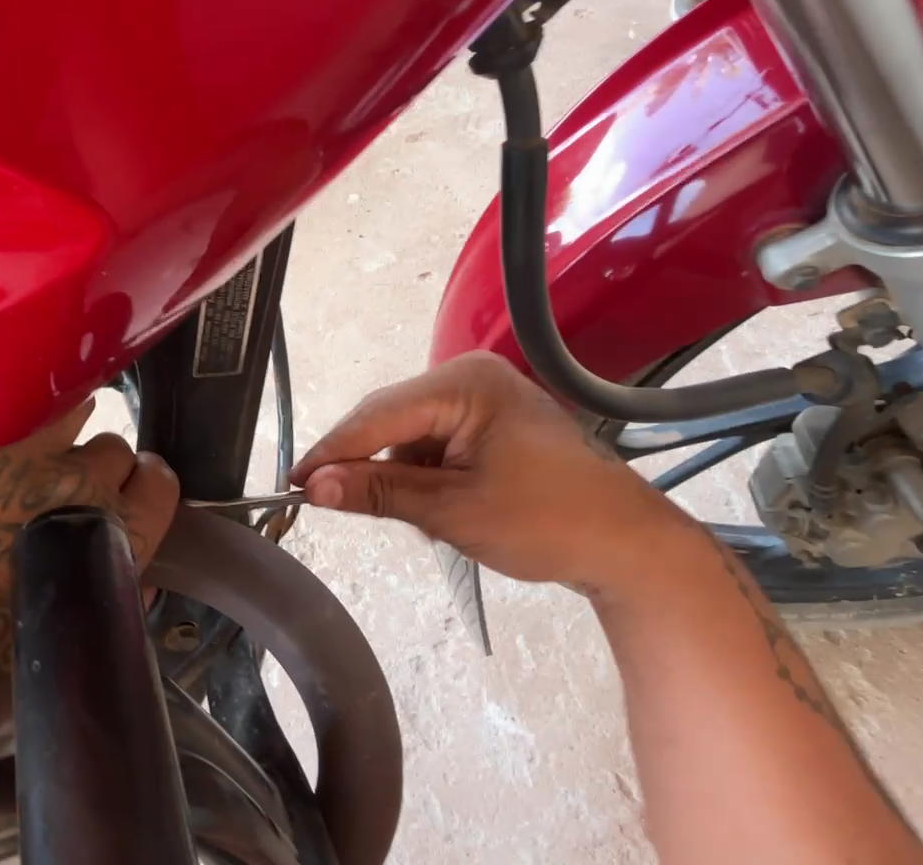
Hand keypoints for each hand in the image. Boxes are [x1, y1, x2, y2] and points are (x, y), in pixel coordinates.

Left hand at [0, 400, 178, 750]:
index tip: (127, 492)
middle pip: (111, 448)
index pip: (159, 482)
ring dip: (58, 430)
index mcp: (108, 538)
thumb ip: (110, 597)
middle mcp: (72, 485)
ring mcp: (13, 454)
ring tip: (29, 452)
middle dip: (95, 468)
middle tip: (64, 489)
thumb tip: (137, 574)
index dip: (144, 488)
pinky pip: (2, 408)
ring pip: (65, 411)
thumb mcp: (65, 648)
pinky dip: (7, 421)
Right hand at [289, 351, 692, 593]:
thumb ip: (378, 493)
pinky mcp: (491, 420)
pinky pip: (434, 440)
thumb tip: (312, 488)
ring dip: (395, 471)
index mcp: (465, 383)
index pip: (378, 414)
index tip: (293, 482)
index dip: (332, 450)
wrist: (629, 546)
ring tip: (403, 514)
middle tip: (325, 499)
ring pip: (409, 432)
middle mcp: (470, 376)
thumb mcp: (452, 510)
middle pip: (391, 417)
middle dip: (364, 461)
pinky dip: (422, 472)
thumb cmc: (546, 523)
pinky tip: (430, 503)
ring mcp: (483, 396)